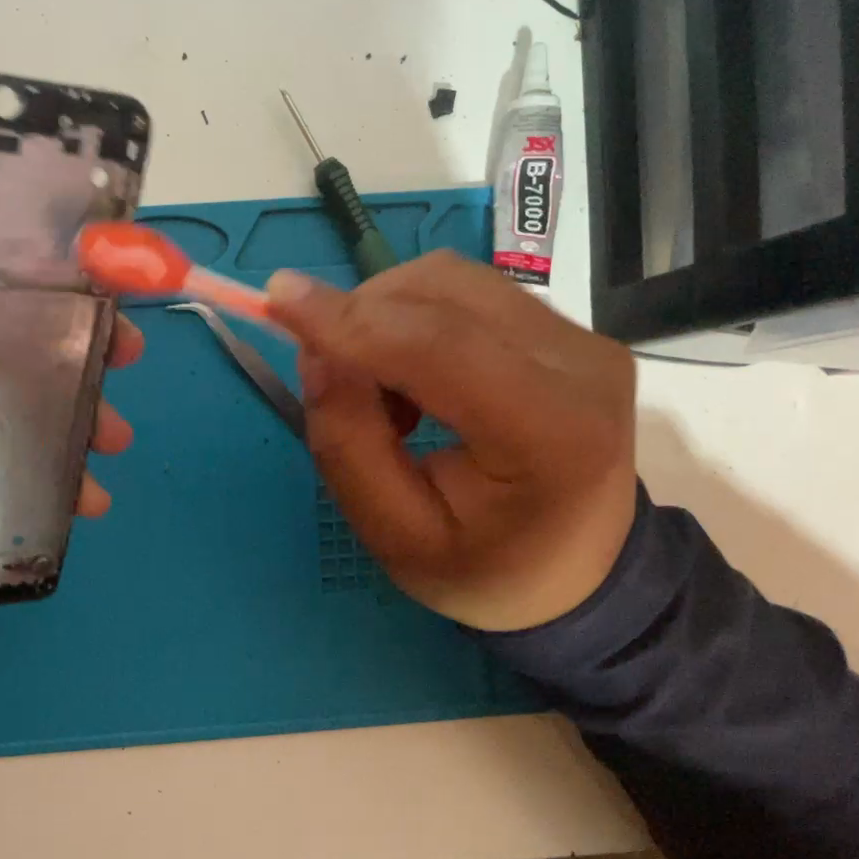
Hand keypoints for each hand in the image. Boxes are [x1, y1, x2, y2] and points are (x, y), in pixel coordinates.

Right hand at [267, 252, 636, 631]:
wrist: (577, 576)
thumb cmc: (483, 569)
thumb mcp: (395, 536)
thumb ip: (348, 446)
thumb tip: (315, 353)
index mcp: (549, 434)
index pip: (439, 346)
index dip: (352, 319)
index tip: (278, 300)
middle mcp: (579, 365)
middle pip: (442, 294)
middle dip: (362, 319)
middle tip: (332, 385)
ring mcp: (580, 339)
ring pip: (451, 281)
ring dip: (385, 320)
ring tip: (382, 398)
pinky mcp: (567, 330)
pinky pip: (467, 294)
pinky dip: (413, 322)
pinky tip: (414, 383)